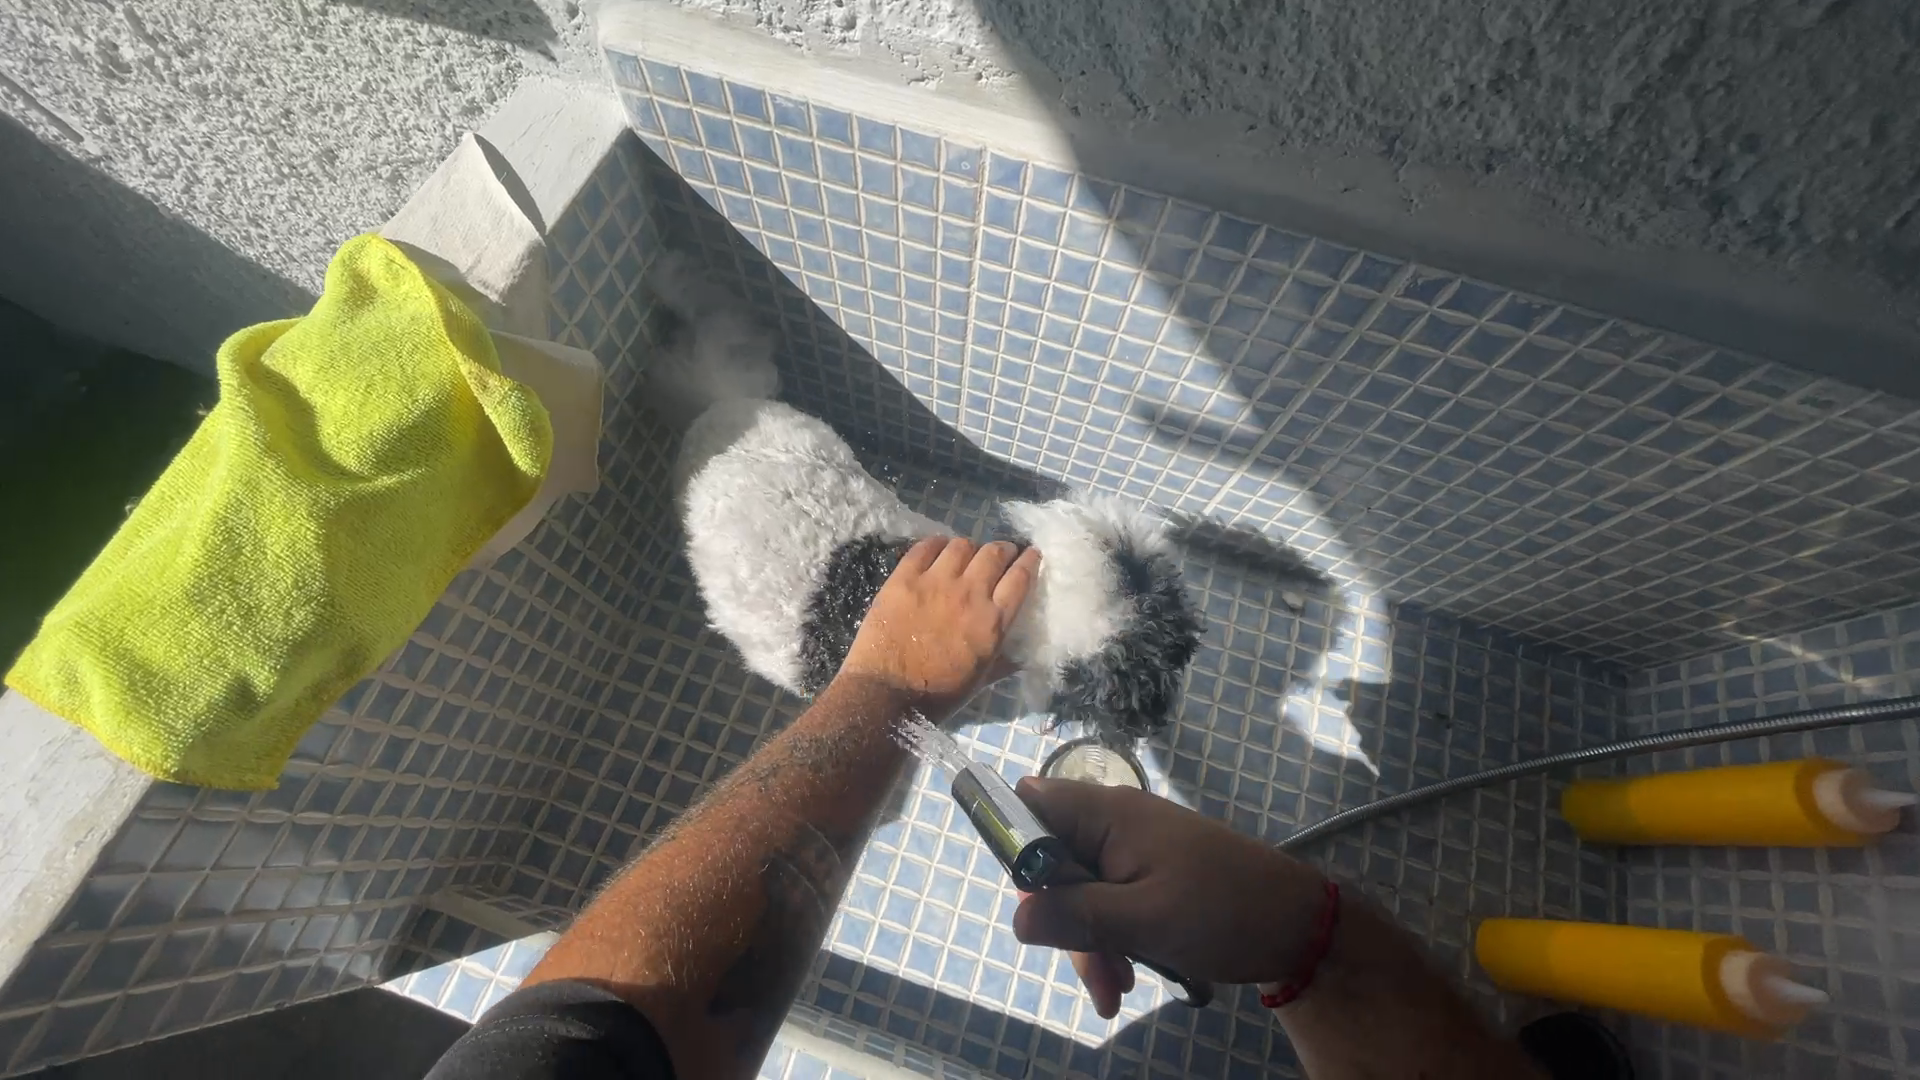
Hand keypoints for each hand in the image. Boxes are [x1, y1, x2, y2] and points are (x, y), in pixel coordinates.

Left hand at [837, 537, 1040, 721]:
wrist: (886, 694)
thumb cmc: (938, 695)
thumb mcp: (981, 682)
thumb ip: (1004, 663)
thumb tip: (1024, 656)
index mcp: (993, 622)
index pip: (1021, 578)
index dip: (1029, 561)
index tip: (1030, 555)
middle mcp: (969, 594)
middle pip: (995, 553)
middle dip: (1003, 549)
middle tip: (1001, 553)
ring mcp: (935, 582)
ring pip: (962, 545)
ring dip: (970, 548)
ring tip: (966, 555)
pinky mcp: (904, 578)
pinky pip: (926, 547)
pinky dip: (937, 544)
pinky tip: (937, 551)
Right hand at [1011, 777, 1328, 1017]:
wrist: (1298, 924)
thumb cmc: (1221, 910)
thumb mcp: (1143, 920)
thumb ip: (1076, 916)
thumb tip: (1016, 919)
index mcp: (1106, 813)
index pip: (1032, 802)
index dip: (1013, 841)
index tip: (1029, 898)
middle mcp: (1112, 821)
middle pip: (1053, 859)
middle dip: (1060, 917)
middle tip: (1089, 972)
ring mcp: (1131, 847)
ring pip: (1080, 888)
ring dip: (1088, 940)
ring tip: (1114, 991)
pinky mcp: (1148, 872)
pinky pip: (1108, 899)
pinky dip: (1110, 936)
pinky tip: (1127, 977)